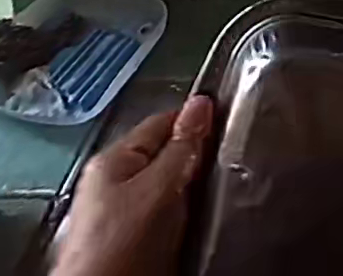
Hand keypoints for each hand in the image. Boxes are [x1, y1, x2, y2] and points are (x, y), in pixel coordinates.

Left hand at [52, 94, 213, 275]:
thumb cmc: (125, 242)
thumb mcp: (160, 186)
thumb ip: (183, 144)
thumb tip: (201, 101)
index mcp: (112, 160)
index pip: (165, 120)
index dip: (198, 120)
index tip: (230, 125)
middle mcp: (112, 182)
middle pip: (167, 154)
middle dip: (197, 157)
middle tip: (228, 160)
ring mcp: (120, 214)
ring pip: (170, 185)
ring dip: (193, 187)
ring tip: (220, 187)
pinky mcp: (131, 241)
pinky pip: (168, 212)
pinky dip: (185, 211)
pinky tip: (202, 215)